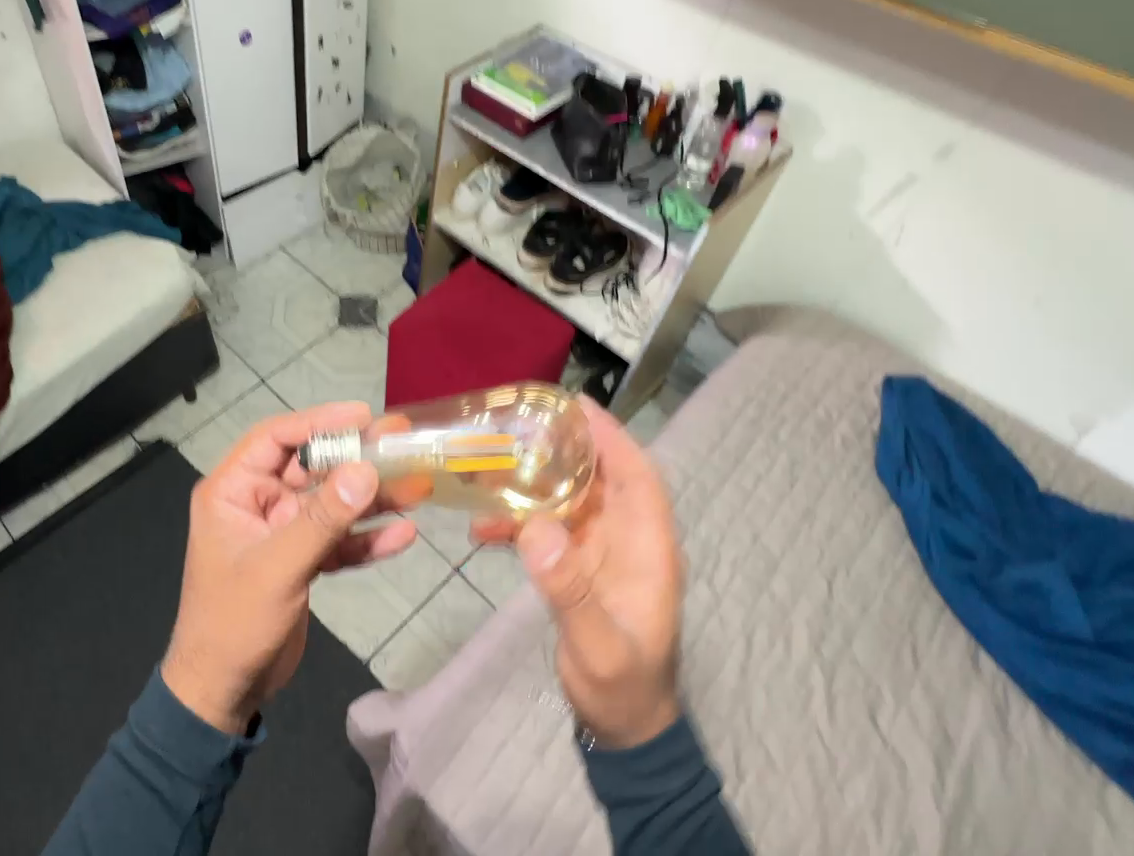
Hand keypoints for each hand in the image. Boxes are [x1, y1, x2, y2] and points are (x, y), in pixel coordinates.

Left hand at [162, 402, 419, 733]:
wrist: (223, 691)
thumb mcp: (278, 567)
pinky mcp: (301, 561)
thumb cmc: (234, 622)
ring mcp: (281, 533)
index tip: (364, 417)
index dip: (319, 422)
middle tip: (402, 445)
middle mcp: (257, 504)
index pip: (276, 439)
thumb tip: (365, 470)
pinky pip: (338, 541)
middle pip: (312, 469)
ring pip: (331, 504)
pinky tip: (403, 536)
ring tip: (416, 488)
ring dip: (370, 500)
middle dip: (356, 460)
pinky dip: (366, 540)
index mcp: (233, 492)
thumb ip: (323, 520)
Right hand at [472, 398, 682, 748]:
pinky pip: (549, 532)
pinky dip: (520, 524)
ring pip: (570, 501)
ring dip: (533, 486)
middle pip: (600, 479)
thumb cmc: (623, 686)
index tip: (578, 407)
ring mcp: (602, 554)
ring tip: (489, 472)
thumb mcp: (598, 646)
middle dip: (563, 450)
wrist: (622, 725)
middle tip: (517, 427)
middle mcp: (628, 542)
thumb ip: (569, 590)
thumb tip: (536, 529)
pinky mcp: (579, 569)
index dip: (612, 438)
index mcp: (649, 549)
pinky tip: (484, 529)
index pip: (638, 478)